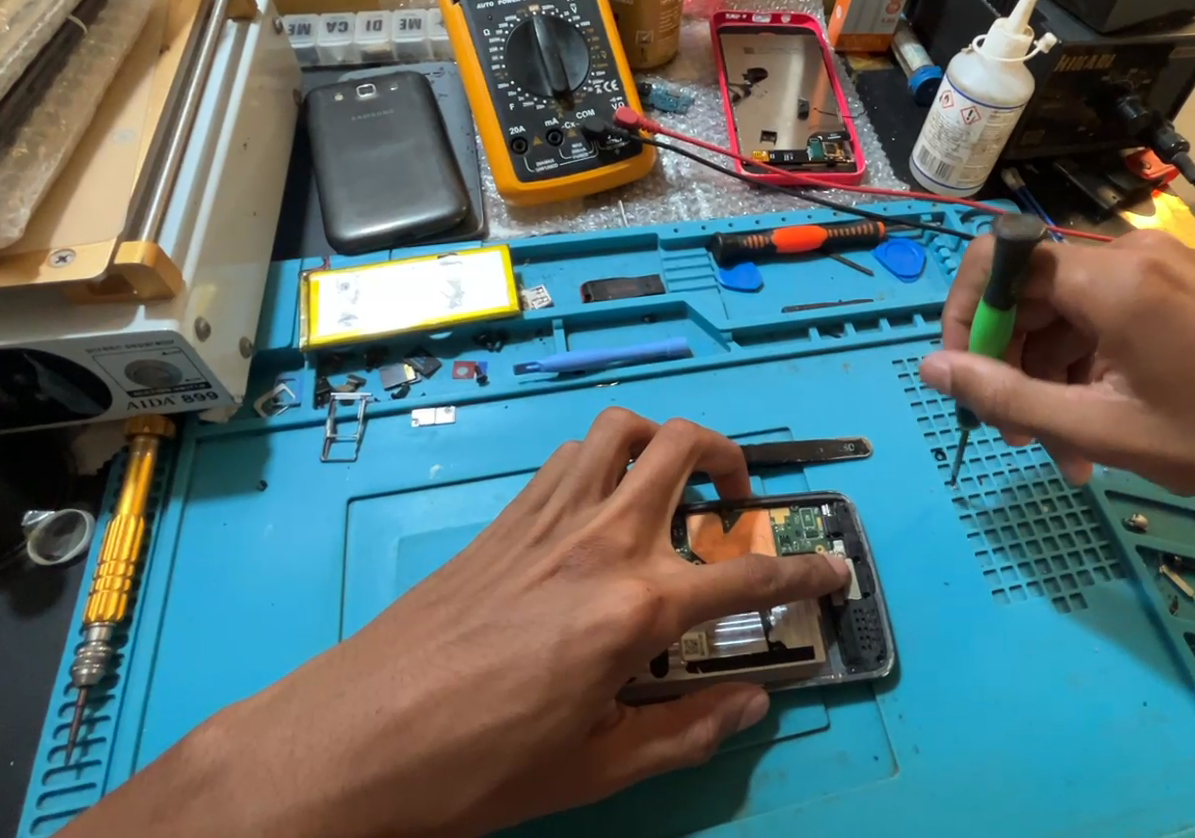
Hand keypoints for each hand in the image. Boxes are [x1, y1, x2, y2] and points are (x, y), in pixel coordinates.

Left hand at [69, 410, 848, 837]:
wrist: (359, 734)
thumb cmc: (482, 764)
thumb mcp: (596, 767)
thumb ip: (687, 732)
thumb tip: (753, 704)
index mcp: (636, 607)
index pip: (748, 577)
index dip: (805, 572)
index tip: (835, 568)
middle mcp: (602, 537)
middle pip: (684, 446)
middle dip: (730, 458)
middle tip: (735, 497)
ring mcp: (551, 514)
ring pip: (622, 427)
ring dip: (660, 441)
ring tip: (668, 483)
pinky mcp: (509, 512)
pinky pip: (572, 454)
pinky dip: (605, 456)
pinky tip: (600, 502)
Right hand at [919, 229, 1194, 553]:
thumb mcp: (1102, 430)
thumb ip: (1005, 396)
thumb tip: (930, 366)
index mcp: (1110, 279)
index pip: (997, 262)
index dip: (964, 314)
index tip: (962, 374)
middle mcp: (1130, 259)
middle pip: (1028, 292)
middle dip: (1008, 362)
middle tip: (1012, 434)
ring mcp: (1161, 276)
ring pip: (1064, 316)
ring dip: (1048, 379)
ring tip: (1062, 453)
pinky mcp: (1181, 298)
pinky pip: (1104, 324)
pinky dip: (1086, 373)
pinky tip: (1093, 434)